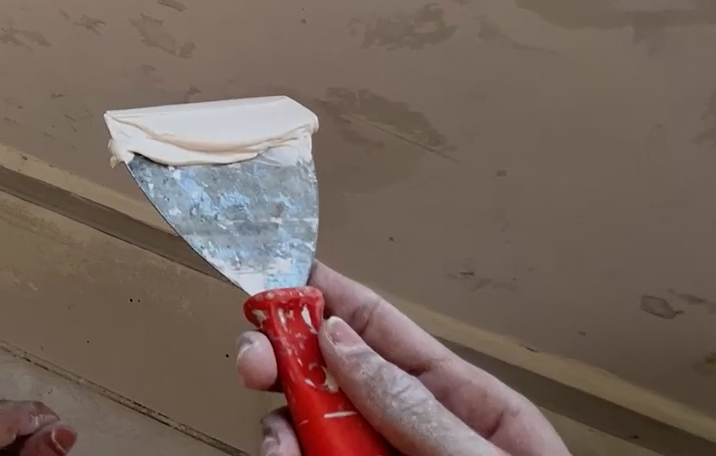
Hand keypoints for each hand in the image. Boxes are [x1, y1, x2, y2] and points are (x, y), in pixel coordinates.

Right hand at [235, 264, 569, 455]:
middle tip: (253, 364)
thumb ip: (416, 406)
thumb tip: (337, 337)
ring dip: (282, 423)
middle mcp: (410, 428)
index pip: (381, 327)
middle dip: (285, 357)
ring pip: (309, 421)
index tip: (270, 276)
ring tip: (281, 449)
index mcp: (462, 404)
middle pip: (331, 369)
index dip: (323, 292)